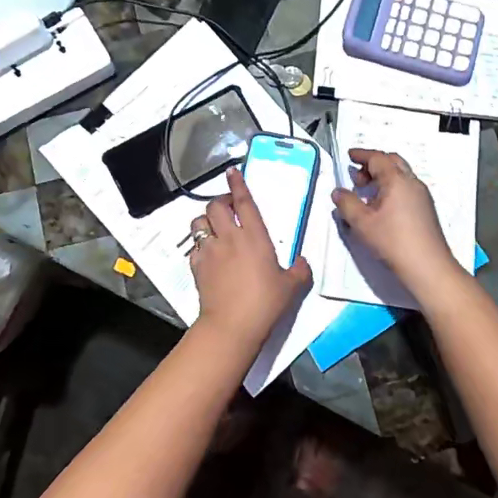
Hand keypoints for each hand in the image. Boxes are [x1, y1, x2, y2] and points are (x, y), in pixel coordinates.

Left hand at [188, 168, 313, 345]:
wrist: (232, 325)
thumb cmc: (265, 303)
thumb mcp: (291, 287)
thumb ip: (299, 270)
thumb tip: (303, 261)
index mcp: (255, 237)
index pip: (244, 202)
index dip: (238, 184)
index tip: (232, 172)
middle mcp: (230, 237)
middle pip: (216, 206)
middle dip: (220, 202)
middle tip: (228, 208)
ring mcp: (210, 251)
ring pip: (199, 223)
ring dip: (205, 220)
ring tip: (214, 227)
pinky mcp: (197, 266)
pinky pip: (194, 246)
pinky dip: (199, 244)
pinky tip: (207, 252)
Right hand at [331, 148, 463, 294]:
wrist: (427, 265)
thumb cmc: (393, 241)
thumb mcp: (362, 223)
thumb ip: (347, 203)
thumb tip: (338, 191)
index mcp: (397, 180)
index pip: (378, 158)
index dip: (362, 155)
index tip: (349, 155)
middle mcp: (412, 182)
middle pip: (392, 162)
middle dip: (373, 163)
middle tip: (357, 177)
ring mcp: (422, 195)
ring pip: (401, 175)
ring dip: (383, 176)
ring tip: (367, 192)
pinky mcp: (426, 208)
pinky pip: (406, 187)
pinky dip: (391, 187)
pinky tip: (382, 206)